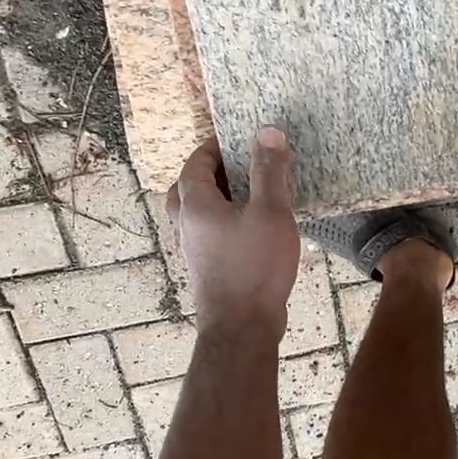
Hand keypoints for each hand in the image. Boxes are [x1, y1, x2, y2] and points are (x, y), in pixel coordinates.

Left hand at [167, 128, 300, 338]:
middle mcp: (187, 225)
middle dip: (211, 172)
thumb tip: (268, 131)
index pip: (194, 164)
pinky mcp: (209, 267)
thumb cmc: (254, 266)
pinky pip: (210, 232)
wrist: (242, 327)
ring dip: (217, 197)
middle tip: (239, 164)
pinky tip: (254, 225)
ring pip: (197, 213)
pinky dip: (225, 219)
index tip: (237, 138)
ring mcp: (195, 249)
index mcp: (195, 205)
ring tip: (249, 192)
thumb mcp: (270, 212)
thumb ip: (269, 171)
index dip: (213, 147)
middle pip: (188, 188)